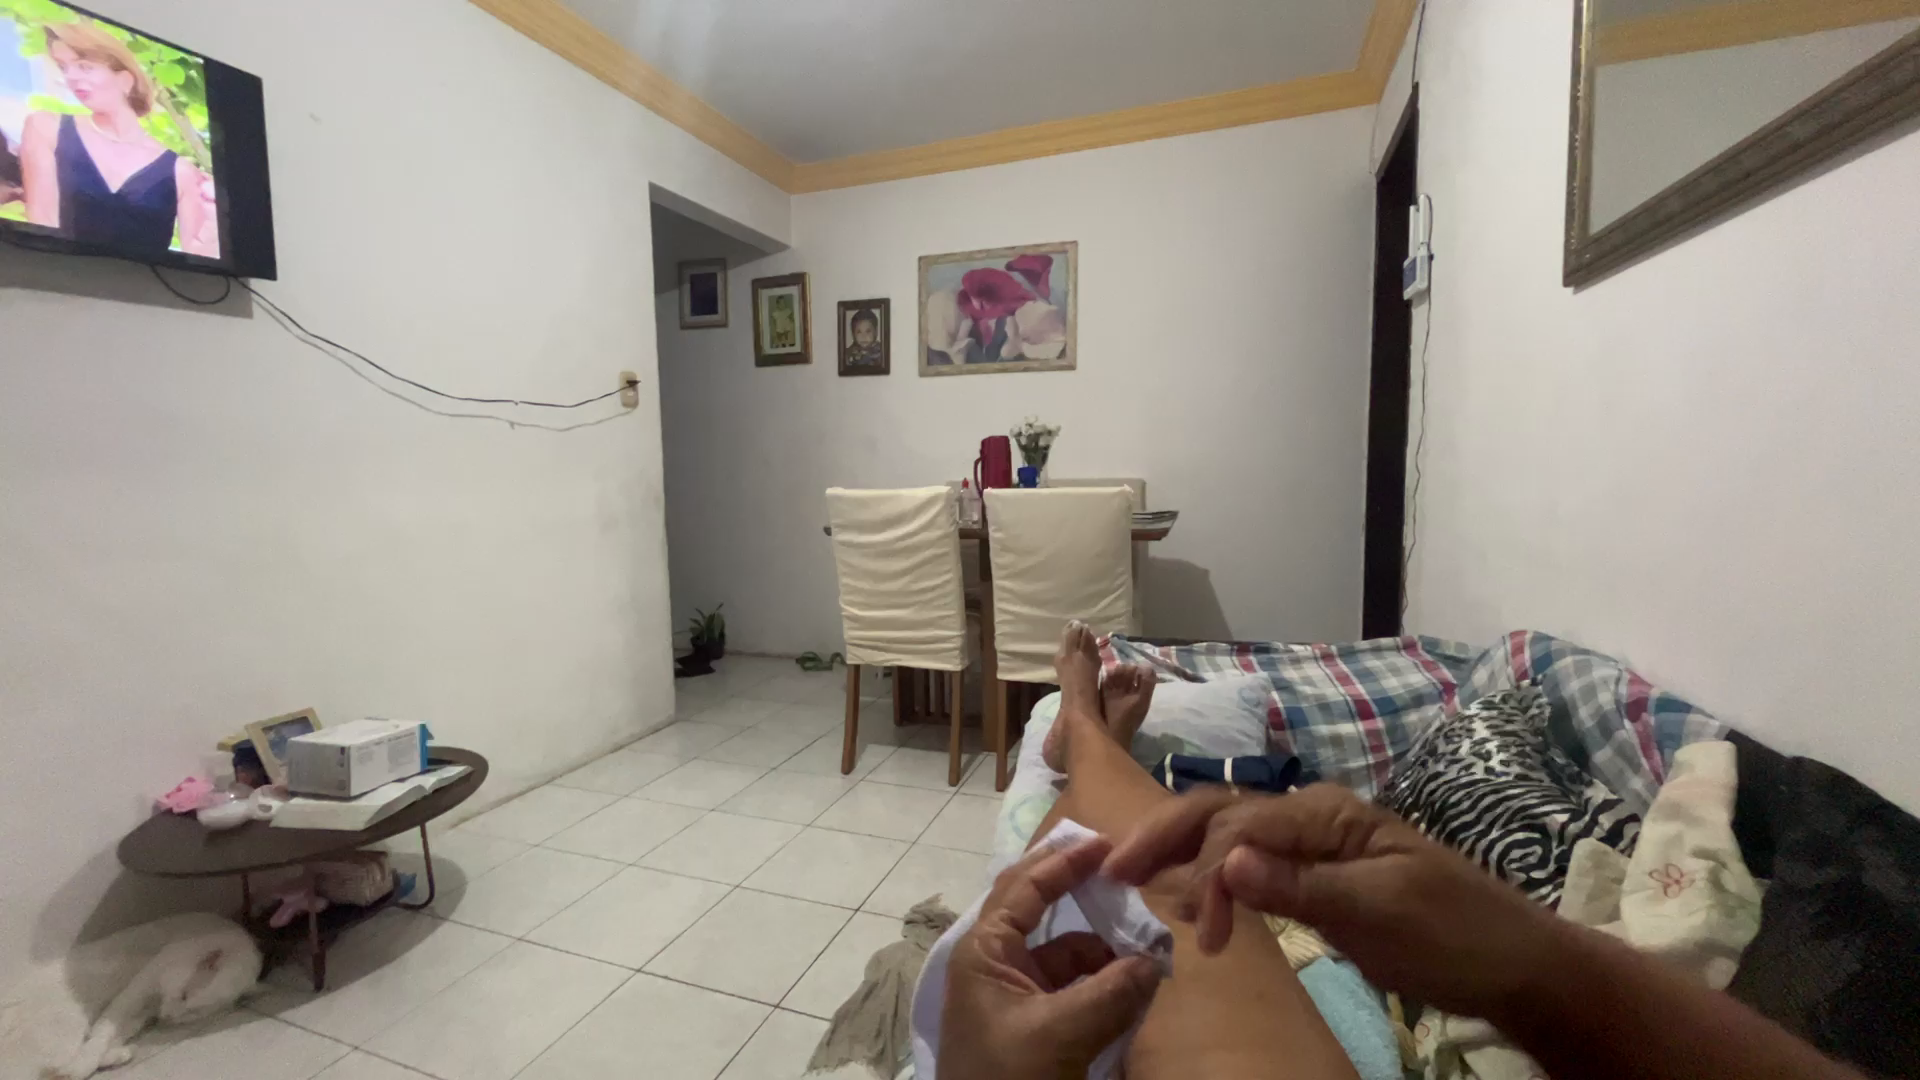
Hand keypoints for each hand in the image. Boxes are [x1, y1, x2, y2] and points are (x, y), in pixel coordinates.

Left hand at [940, 836, 1164, 1079]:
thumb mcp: (1058, 1037)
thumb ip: (1110, 995)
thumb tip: (1155, 960)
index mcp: (983, 949)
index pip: (1024, 886)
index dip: (1063, 861)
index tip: (1103, 843)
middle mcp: (994, 960)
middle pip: (1039, 909)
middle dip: (1080, 895)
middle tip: (1121, 878)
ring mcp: (1013, 993)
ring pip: (1061, 951)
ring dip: (1101, 947)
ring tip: (1143, 944)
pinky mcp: (1032, 1024)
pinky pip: (1070, 987)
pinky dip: (1101, 982)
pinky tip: (1133, 984)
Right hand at [1103, 784, 1569, 1020]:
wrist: (1515, 961)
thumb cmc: (1455, 934)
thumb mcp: (1382, 913)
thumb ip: (1301, 886)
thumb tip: (1224, 861)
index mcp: (1323, 812)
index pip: (1240, 822)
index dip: (1206, 867)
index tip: (1197, 928)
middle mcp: (1306, 813)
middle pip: (1218, 809)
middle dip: (1165, 834)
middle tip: (1115, 867)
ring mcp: (1306, 838)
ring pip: (1224, 827)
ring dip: (1178, 850)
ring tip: (1134, 877)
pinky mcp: (1307, 867)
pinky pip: (1244, 857)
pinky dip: (1206, 870)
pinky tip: (1185, 890)